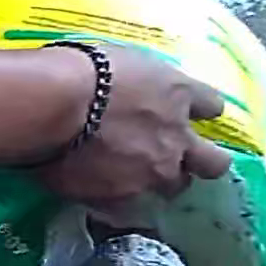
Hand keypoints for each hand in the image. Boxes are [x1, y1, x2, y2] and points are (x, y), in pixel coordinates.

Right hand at [37, 44, 231, 202]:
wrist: (53, 106)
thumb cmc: (78, 70)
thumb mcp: (117, 59)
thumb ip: (134, 82)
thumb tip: (125, 89)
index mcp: (177, 94)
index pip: (211, 105)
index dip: (199, 111)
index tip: (182, 111)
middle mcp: (176, 138)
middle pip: (212, 162)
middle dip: (198, 161)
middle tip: (173, 157)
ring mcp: (151, 173)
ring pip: (173, 188)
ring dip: (157, 181)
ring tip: (128, 177)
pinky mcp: (120, 198)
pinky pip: (126, 206)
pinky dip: (114, 199)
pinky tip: (94, 190)